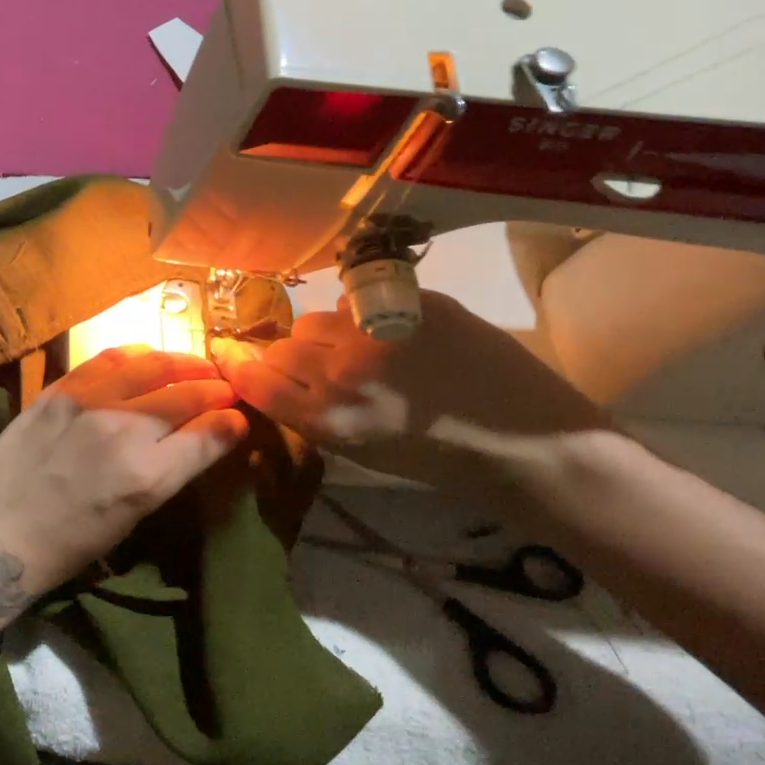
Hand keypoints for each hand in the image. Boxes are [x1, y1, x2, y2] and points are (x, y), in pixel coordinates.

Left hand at [0, 345, 248, 602]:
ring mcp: (87, 403)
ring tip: (194, 364)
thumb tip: (196, 441)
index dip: (232, 422)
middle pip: (186, 394)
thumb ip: (166, 474)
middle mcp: (123, 429)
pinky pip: (105, 360)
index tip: (239, 417)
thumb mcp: (131, 519)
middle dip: (214, 388)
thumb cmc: (65, 545)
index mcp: (148, 475)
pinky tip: (145, 357)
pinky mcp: (56, 391)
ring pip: (149, 365)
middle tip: (226, 386)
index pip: (209, 434)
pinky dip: (133, 355)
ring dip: (180, 362)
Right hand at [211, 292, 607, 489]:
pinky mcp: (414, 306)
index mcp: (328, 420)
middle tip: (317, 368)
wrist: (529, 443)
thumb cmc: (441, 460)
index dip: (240, 368)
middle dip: (290, 358)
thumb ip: (313, 413)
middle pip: (282, 347)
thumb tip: (277, 376)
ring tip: (356, 349)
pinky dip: (359, 316)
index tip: (235, 360)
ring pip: (314, 320)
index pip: (255, 379)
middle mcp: (342, 373)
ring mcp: (379, 335)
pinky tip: (388, 333)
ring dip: (322, 334)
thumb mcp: (362, 452)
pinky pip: (357, 303)